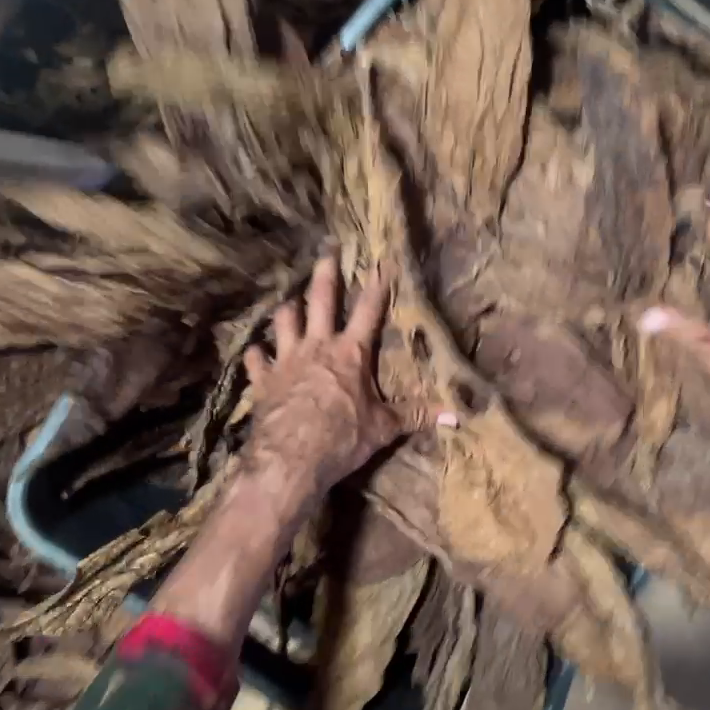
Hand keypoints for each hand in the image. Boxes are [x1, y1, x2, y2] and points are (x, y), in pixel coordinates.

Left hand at [242, 256, 401, 497]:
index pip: (368, 309)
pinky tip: (254, 351)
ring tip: (288, 299)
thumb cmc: (343, 437)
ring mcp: (287, 360)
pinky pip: (256, 360)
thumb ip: (415, 414)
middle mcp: (318, 346)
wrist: (290, 458)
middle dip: (325, 273)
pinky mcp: (263, 380)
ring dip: (288, 309)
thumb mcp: (384, 428)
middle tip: (326, 250)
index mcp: (351, 352)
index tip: (381, 260)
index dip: (376, 283)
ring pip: (285, 321)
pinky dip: (256, 355)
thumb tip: (455, 414)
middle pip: (320, 299)